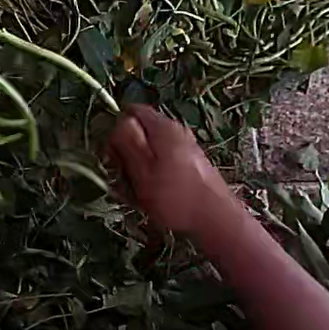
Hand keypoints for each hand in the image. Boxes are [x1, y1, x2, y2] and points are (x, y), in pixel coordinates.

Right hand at [106, 105, 244, 239]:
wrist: (216, 218)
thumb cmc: (175, 197)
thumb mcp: (142, 169)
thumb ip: (127, 142)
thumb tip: (118, 120)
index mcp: (162, 127)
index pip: (131, 111)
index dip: (115, 129)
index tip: (112, 153)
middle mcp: (176, 130)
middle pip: (141, 129)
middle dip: (127, 149)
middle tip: (124, 175)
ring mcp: (185, 146)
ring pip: (151, 147)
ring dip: (139, 165)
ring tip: (139, 189)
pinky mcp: (191, 162)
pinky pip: (163, 160)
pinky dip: (154, 173)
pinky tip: (155, 193)